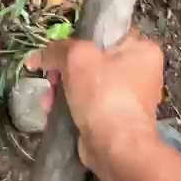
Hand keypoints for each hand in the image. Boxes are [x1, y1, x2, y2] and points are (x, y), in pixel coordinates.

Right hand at [27, 30, 163, 177]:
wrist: (116, 147)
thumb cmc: (103, 93)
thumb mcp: (76, 57)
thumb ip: (57, 49)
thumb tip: (38, 57)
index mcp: (142, 49)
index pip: (106, 34)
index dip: (80, 39)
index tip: (59, 51)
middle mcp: (141, 72)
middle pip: (93, 60)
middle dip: (64, 70)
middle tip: (50, 77)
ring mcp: (130, 97)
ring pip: (87, 83)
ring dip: (63, 89)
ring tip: (48, 100)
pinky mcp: (116, 118)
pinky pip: (89, 103)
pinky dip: (71, 105)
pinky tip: (53, 111)